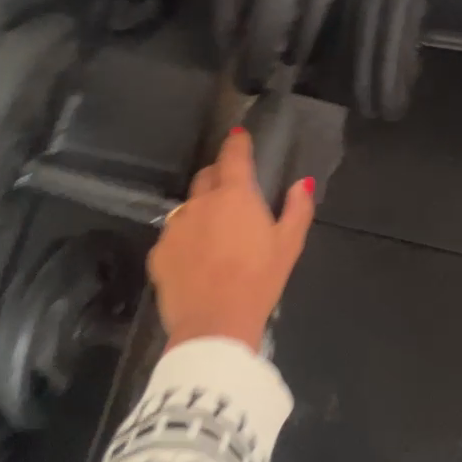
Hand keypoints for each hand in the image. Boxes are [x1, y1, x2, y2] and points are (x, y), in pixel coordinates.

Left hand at [147, 128, 314, 352]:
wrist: (213, 326)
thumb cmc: (259, 281)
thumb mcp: (289, 245)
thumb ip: (298, 208)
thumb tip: (302, 182)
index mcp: (235, 195)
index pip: (233, 156)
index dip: (237, 143)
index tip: (239, 135)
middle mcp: (200, 203)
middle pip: (206, 176)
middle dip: (219, 176)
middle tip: (234, 193)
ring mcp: (175, 228)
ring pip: (188, 207)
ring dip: (201, 210)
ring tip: (215, 235)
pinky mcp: (158, 254)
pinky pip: (173, 236)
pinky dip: (185, 239)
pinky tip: (197, 261)